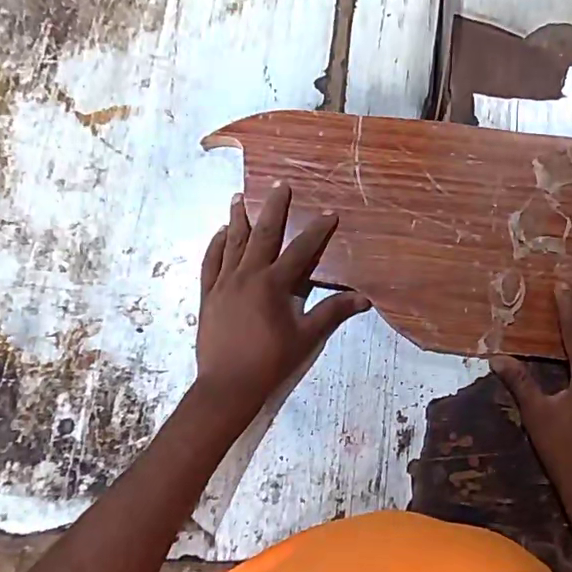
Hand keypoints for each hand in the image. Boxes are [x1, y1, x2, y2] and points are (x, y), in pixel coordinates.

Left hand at [191, 183, 369, 433]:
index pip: (300, 251)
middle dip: (273, 208)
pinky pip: (211, 263)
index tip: (330, 213)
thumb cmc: (270, 361)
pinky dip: (215, 245)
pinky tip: (219, 233)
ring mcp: (223, 284)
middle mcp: (247, 276)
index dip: (317, 231)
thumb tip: (364, 298)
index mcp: (273, 284)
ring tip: (240, 197)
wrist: (227, 386)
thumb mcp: (306, 337)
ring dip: (238, 219)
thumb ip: (333, 312)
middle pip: (263, 235)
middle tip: (279, 185)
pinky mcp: (208, 295)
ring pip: (231, 243)